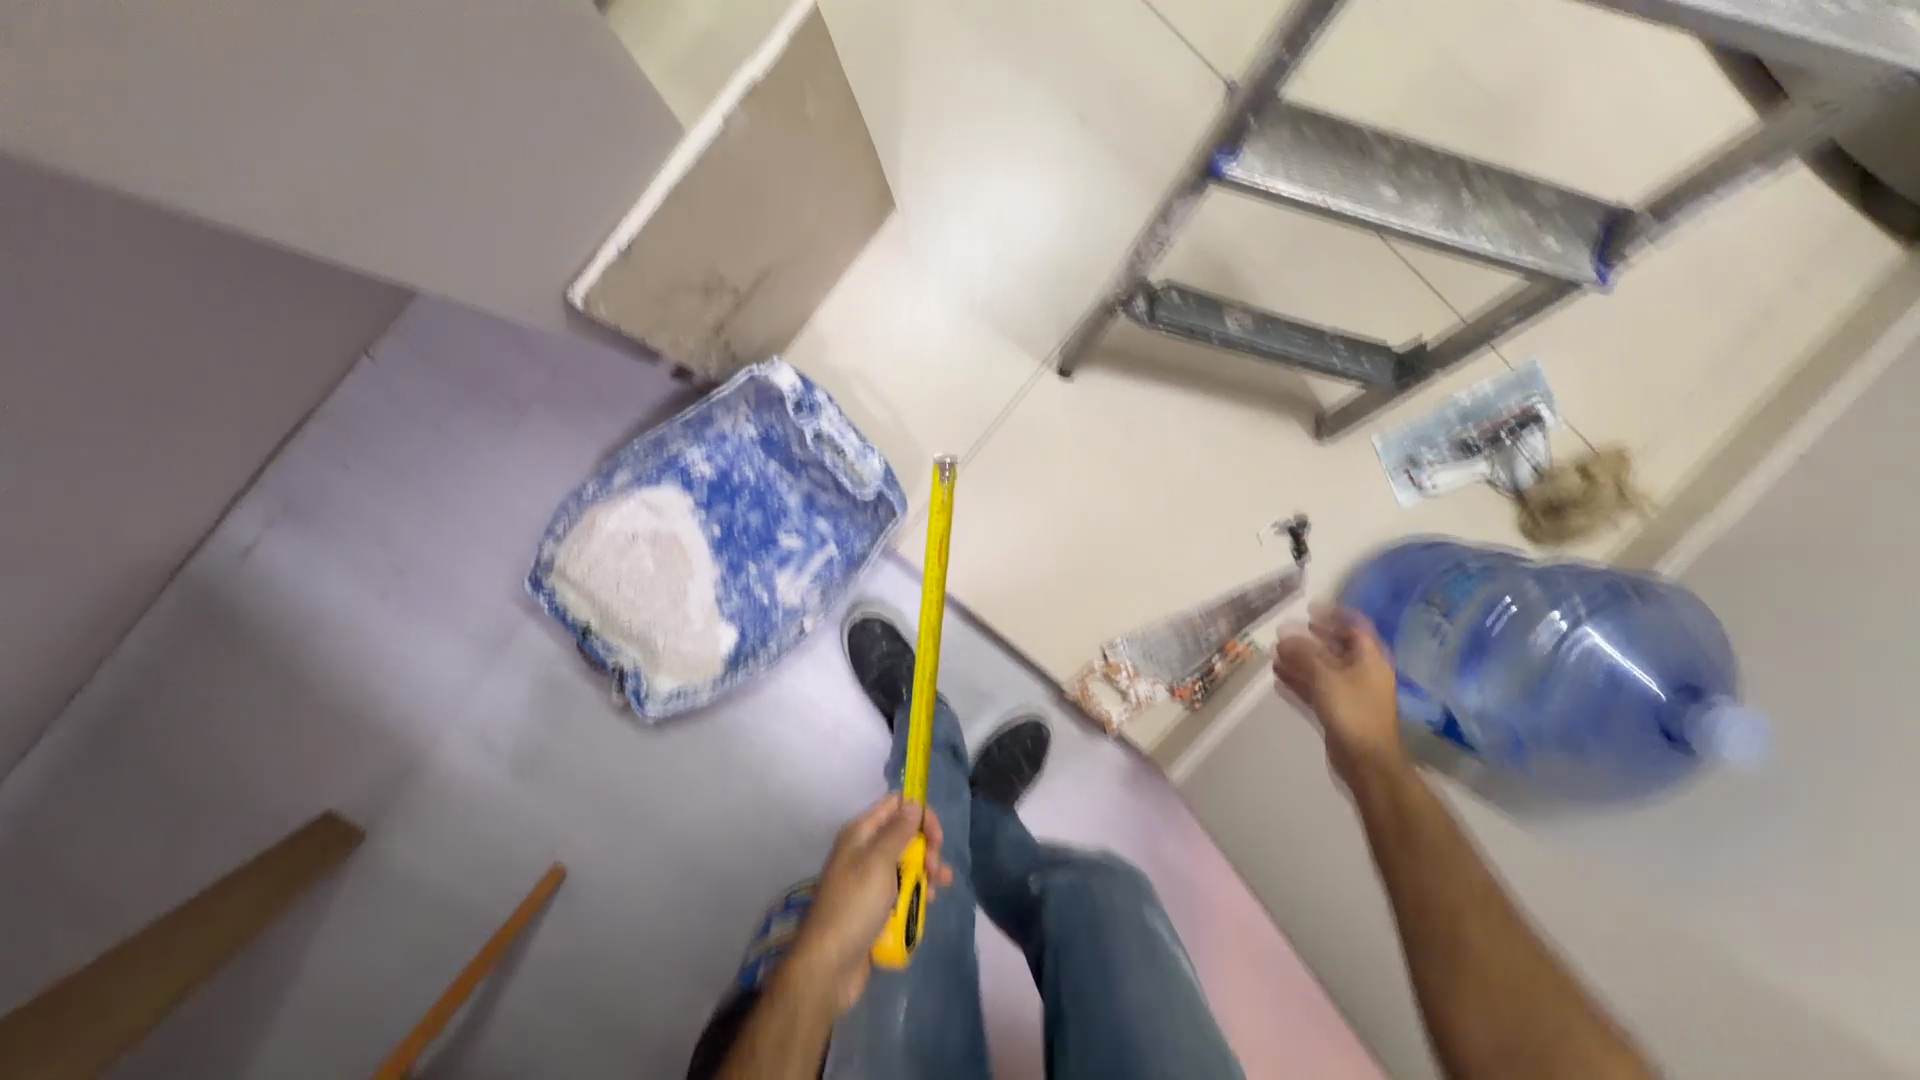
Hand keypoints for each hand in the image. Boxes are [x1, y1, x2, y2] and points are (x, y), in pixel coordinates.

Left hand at [784, 794, 952, 1013]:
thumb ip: (898, 831)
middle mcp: (865, 852)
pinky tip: (928, 903)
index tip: (936, 836)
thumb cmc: (854, 906)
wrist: (829, 965)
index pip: (894, 806)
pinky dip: (917, 893)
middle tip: (935, 867)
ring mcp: (870, 881)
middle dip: (926, 847)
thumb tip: (913, 803)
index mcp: (860, 834)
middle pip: (905, 835)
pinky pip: (903, 890)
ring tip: (937, 890)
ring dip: (926, 872)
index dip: (919, 813)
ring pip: (907, 864)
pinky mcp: (877, 907)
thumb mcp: (878, 862)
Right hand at [1273, 604, 1407, 785]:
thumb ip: (1303, 652)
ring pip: (1323, 668)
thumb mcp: (1326, 675)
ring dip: (1300, 659)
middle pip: (1336, 647)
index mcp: (1370, 657)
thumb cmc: (1352, 710)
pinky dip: (1299, 680)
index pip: (1354, 626)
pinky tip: (1278, 677)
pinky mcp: (1338, 711)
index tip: (1309, 608)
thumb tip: (1283, 633)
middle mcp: (1363, 671)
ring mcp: (1350, 692)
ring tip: (1275, 653)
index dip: (1333, 614)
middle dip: (1311, 638)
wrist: (1366, 760)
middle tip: (1286, 631)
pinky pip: (1316, 688)